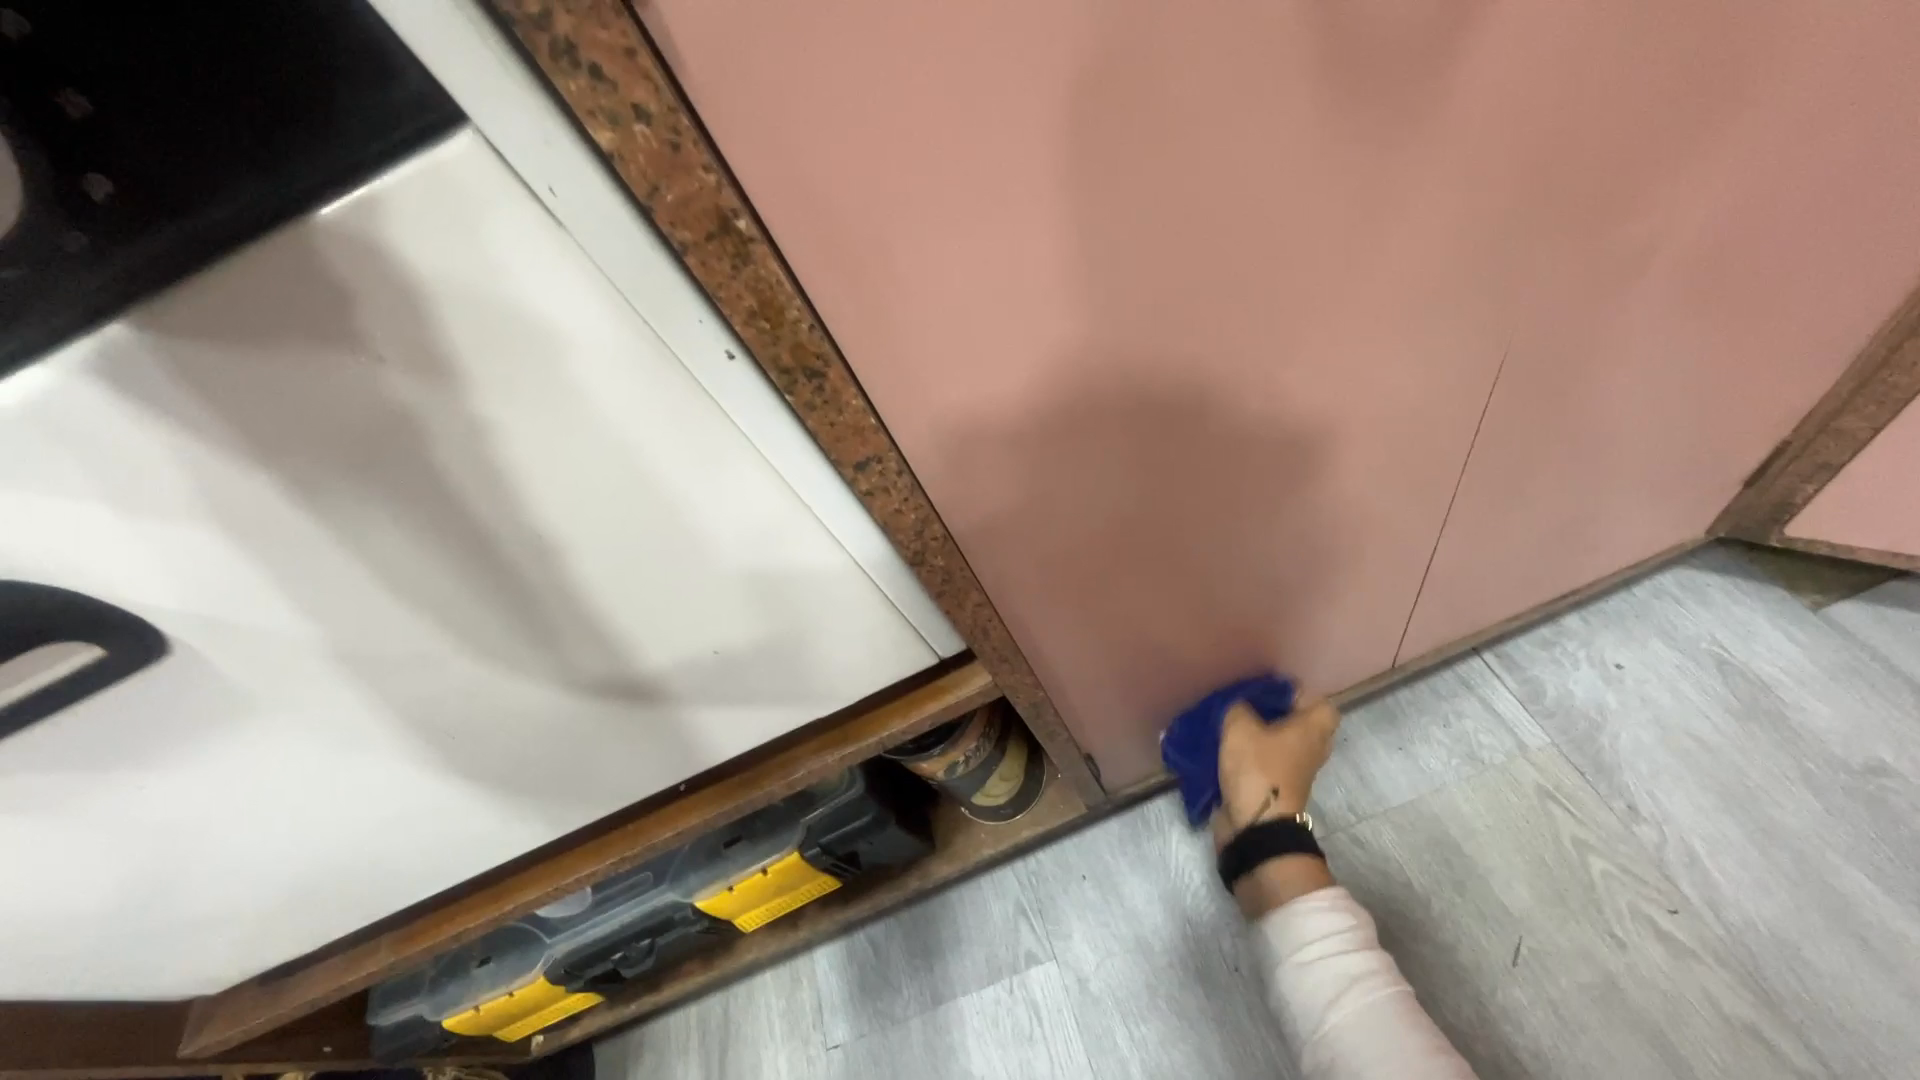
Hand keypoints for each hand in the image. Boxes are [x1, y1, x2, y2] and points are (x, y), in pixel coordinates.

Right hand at [1216, 695, 1341, 830]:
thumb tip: (1239, 705)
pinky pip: (1270, 760)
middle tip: (1247, 704)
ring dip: (1261, 733)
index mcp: (1313, 729)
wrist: (1256, 825)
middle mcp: (1312, 748)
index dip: (1292, 691)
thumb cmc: (1258, 769)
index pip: (1317, 700)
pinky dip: (1254, 754)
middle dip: (1273, 712)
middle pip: (1298, 721)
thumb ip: (1238, 706)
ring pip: (1282, 741)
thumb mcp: (1239, 727)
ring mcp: (1298, 770)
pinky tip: (1228, 747)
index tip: (1264, 688)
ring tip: (1232, 723)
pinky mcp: (1280, 786)